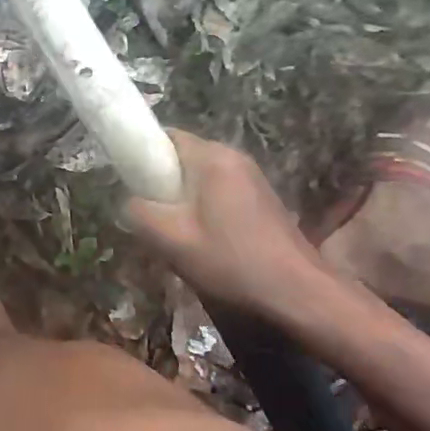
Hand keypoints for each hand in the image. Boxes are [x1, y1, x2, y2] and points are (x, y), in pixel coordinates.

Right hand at [124, 131, 326, 313]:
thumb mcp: (171, 239)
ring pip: (199, 176)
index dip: (141, 156)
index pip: (164, 137)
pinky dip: (203, 207)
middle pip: (181, 157)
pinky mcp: (261, 197)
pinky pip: (218, 190)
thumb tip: (128, 201)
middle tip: (152, 216)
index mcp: (211, 157)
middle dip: (162, 182)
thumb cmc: (232, 260)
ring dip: (183, 198)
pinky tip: (204, 239)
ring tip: (177, 232)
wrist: (301, 294)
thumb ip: (138, 212)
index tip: (130, 185)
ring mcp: (251, 176)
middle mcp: (233, 156)